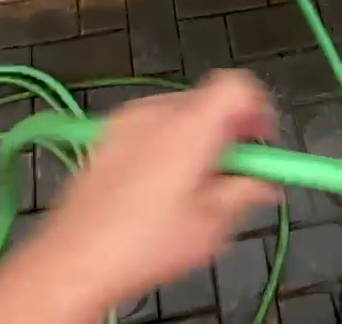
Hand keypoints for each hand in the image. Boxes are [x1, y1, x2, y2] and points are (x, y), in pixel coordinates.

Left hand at [0, 72, 279, 315]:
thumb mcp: (211, 228)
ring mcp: (131, 118)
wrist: (76, 256)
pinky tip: (163, 179)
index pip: (236, 85)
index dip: (257, 106)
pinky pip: (152, 121)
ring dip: (198, 134)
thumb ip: (245, 193)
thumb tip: (265, 183)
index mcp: (192, 128)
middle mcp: (161, 112)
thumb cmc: (140, 244)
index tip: (262, 135)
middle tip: (236, 166)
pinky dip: (167, 138)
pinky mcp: (110, 131)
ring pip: (181, 110)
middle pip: (210, 98)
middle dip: (229, 127)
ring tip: (197, 180)